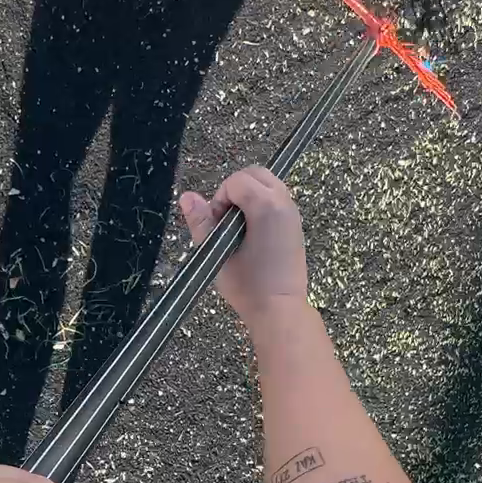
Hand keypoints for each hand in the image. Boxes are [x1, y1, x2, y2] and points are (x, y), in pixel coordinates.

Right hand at [178, 166, 308, 320]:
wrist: (280, 309)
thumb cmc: (247, 286)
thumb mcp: (216, 253)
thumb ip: (201, 222)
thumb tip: (187, 197)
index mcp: (265, 205)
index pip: (235, 181)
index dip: (219, 200)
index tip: (216, 226)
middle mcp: (283, 201)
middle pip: (254, 174)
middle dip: (234, 191)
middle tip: (224, 222)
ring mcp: (292, 211)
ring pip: (266, 184)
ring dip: (247, 198)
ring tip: (236, 230)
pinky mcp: (294, 224)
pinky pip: (275, 199)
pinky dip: (259, 206)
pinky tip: (250, 236)